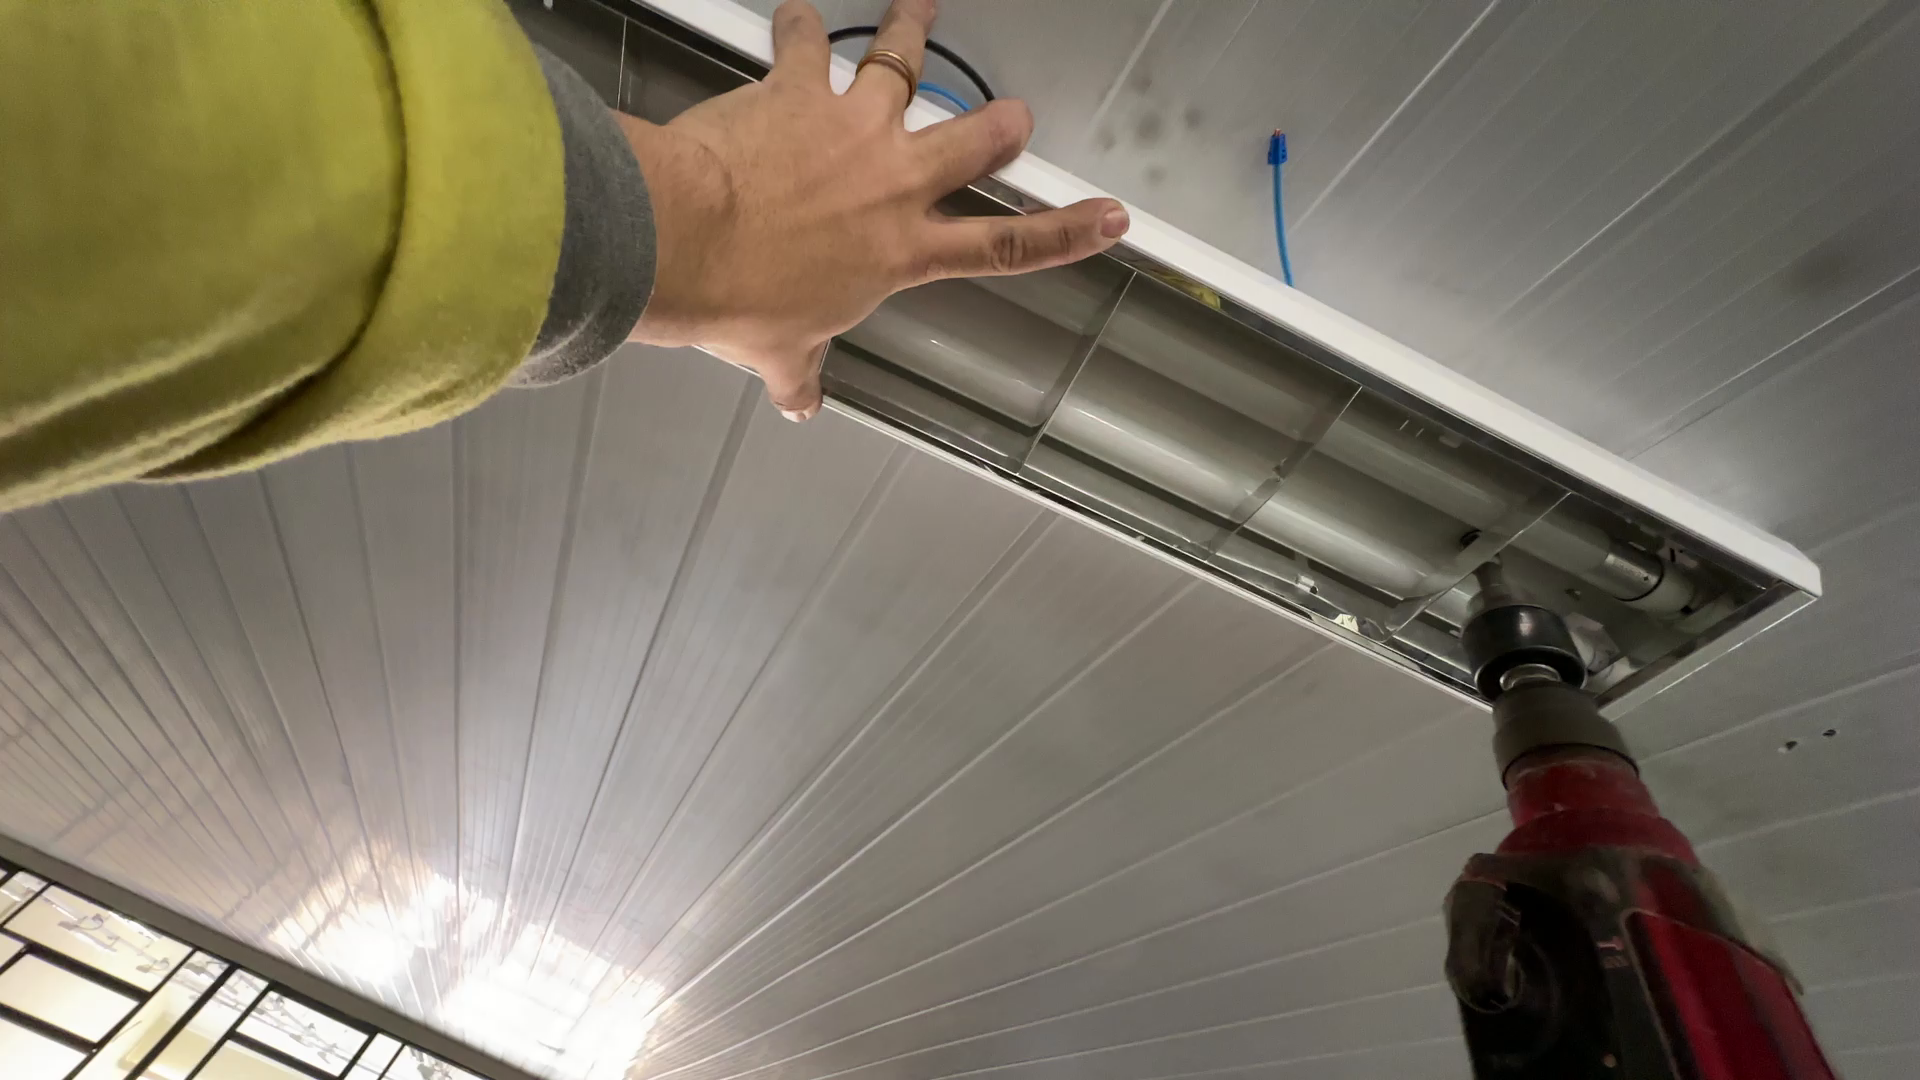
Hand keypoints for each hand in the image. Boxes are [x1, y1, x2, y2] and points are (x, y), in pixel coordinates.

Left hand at [621, 0, 1129, 420]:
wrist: (688, 245)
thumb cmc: (743, 305)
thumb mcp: (784, 355)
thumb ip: (800, 379)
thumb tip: (798, 405)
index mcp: (903, 252)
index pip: (1004, 246)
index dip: (1065, 233)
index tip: (1108, 216)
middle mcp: (893, 183)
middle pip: (973, 141)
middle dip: (1000, 127)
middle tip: (1015, 118)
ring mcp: (852, 127)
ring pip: (903, 64)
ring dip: (914, 33)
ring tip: (922, 9)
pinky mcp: (799, 87)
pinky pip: (805, 40)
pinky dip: (800, 27)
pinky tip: (798, 17)